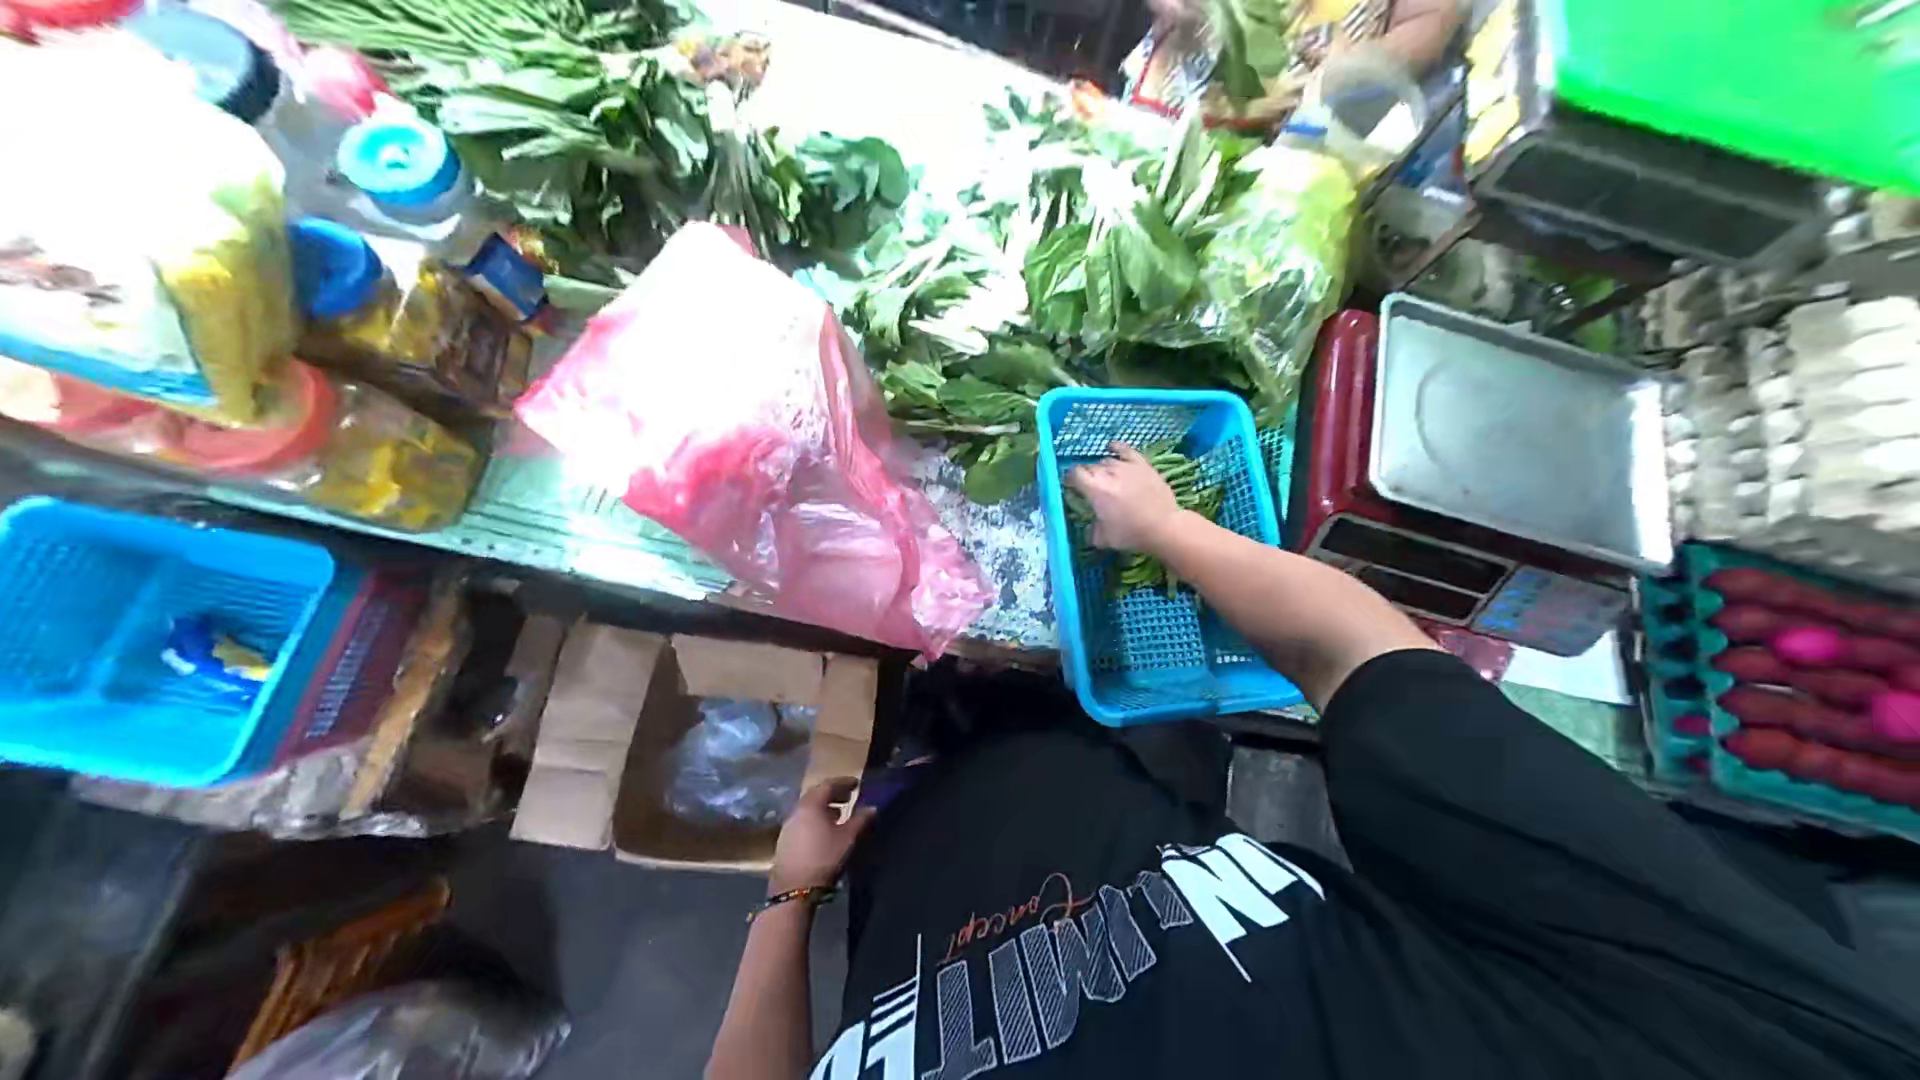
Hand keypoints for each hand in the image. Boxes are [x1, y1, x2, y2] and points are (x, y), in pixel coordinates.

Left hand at [769, 777, 875, 894]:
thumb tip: (872, 808)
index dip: (843, 783)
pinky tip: (824, 831)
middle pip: (816, 795)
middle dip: (833, 794)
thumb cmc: (824, 857)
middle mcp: (797, 811)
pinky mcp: (784, 841)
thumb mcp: (848, 838)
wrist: (794, 890)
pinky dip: (815, 819)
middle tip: (848, 797)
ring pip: (808, 809)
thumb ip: (861, 820)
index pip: (828, 785)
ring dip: (824, 807)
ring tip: (839, 814)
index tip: (856, 783)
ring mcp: (788, 826)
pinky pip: (802, 821)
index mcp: (811, 805)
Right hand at [1067, 442, 1185, 553]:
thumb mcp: (1104, 539)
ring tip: (1105, 477)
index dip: (1069, 480)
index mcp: (1095, 489)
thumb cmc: (1131, 533)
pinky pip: (1125, 450)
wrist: (1164, 526)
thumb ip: (1092, 530)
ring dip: (1101, 468)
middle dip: (1086, 476)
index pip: (1073, 474)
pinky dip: (1116, 448)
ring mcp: (1125, 466)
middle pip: (1089, 467)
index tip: (1071, 487)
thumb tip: (1089, 527)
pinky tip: (1112, 447)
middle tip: (1090, 488)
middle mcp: (1107, 473)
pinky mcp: (1142, 464)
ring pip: (1105, 460)